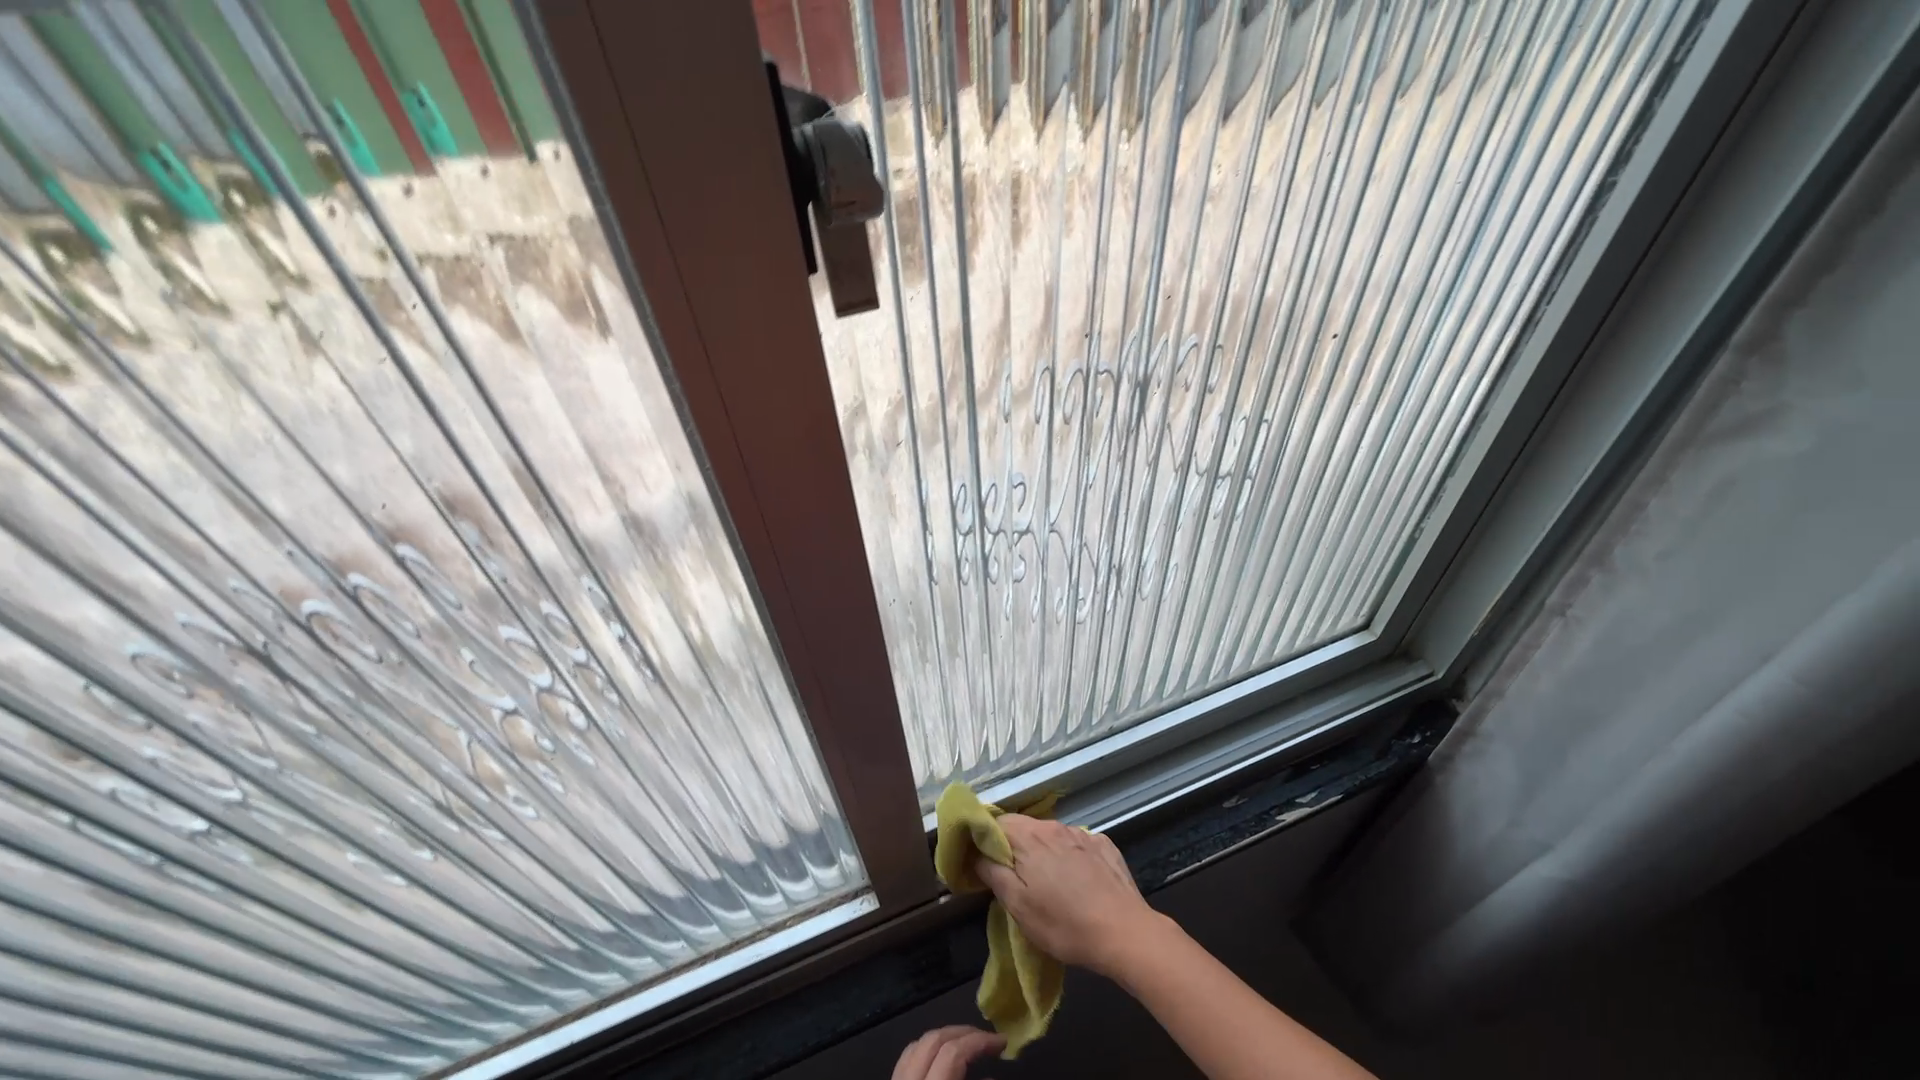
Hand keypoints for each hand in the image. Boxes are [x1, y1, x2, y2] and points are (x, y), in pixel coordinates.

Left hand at [891, 1026, 1004, 1079]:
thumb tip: (991, 1077)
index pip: (952, 1053)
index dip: (979, 1041)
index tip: (1002, 1042)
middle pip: (933, 1041)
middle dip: (963, 1033)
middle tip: (987, 1040)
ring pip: (916, 1045)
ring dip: (944, 1038)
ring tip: (967, 1045)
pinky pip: (906, 1060)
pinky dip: (926, 1051)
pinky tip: (941, 1058)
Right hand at [974, 814, 1167, 975]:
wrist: (1125, 933)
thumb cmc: (1064, 925)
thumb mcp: (1018, 907)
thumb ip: (993, 874)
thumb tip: (976, 855)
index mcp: (1029, 837)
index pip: (995, 823)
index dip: (984, 840)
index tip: (982, 863)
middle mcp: (1055, 827)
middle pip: (1023, 827)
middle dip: (1012, 846)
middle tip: (1012, 879)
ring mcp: (1083, 834)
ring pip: (1051, 835)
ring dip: (1041, 851)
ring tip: (1046, 883)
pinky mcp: (1105, 846)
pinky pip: (1076, 844)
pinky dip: (1068, 856)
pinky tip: (1076, 881)